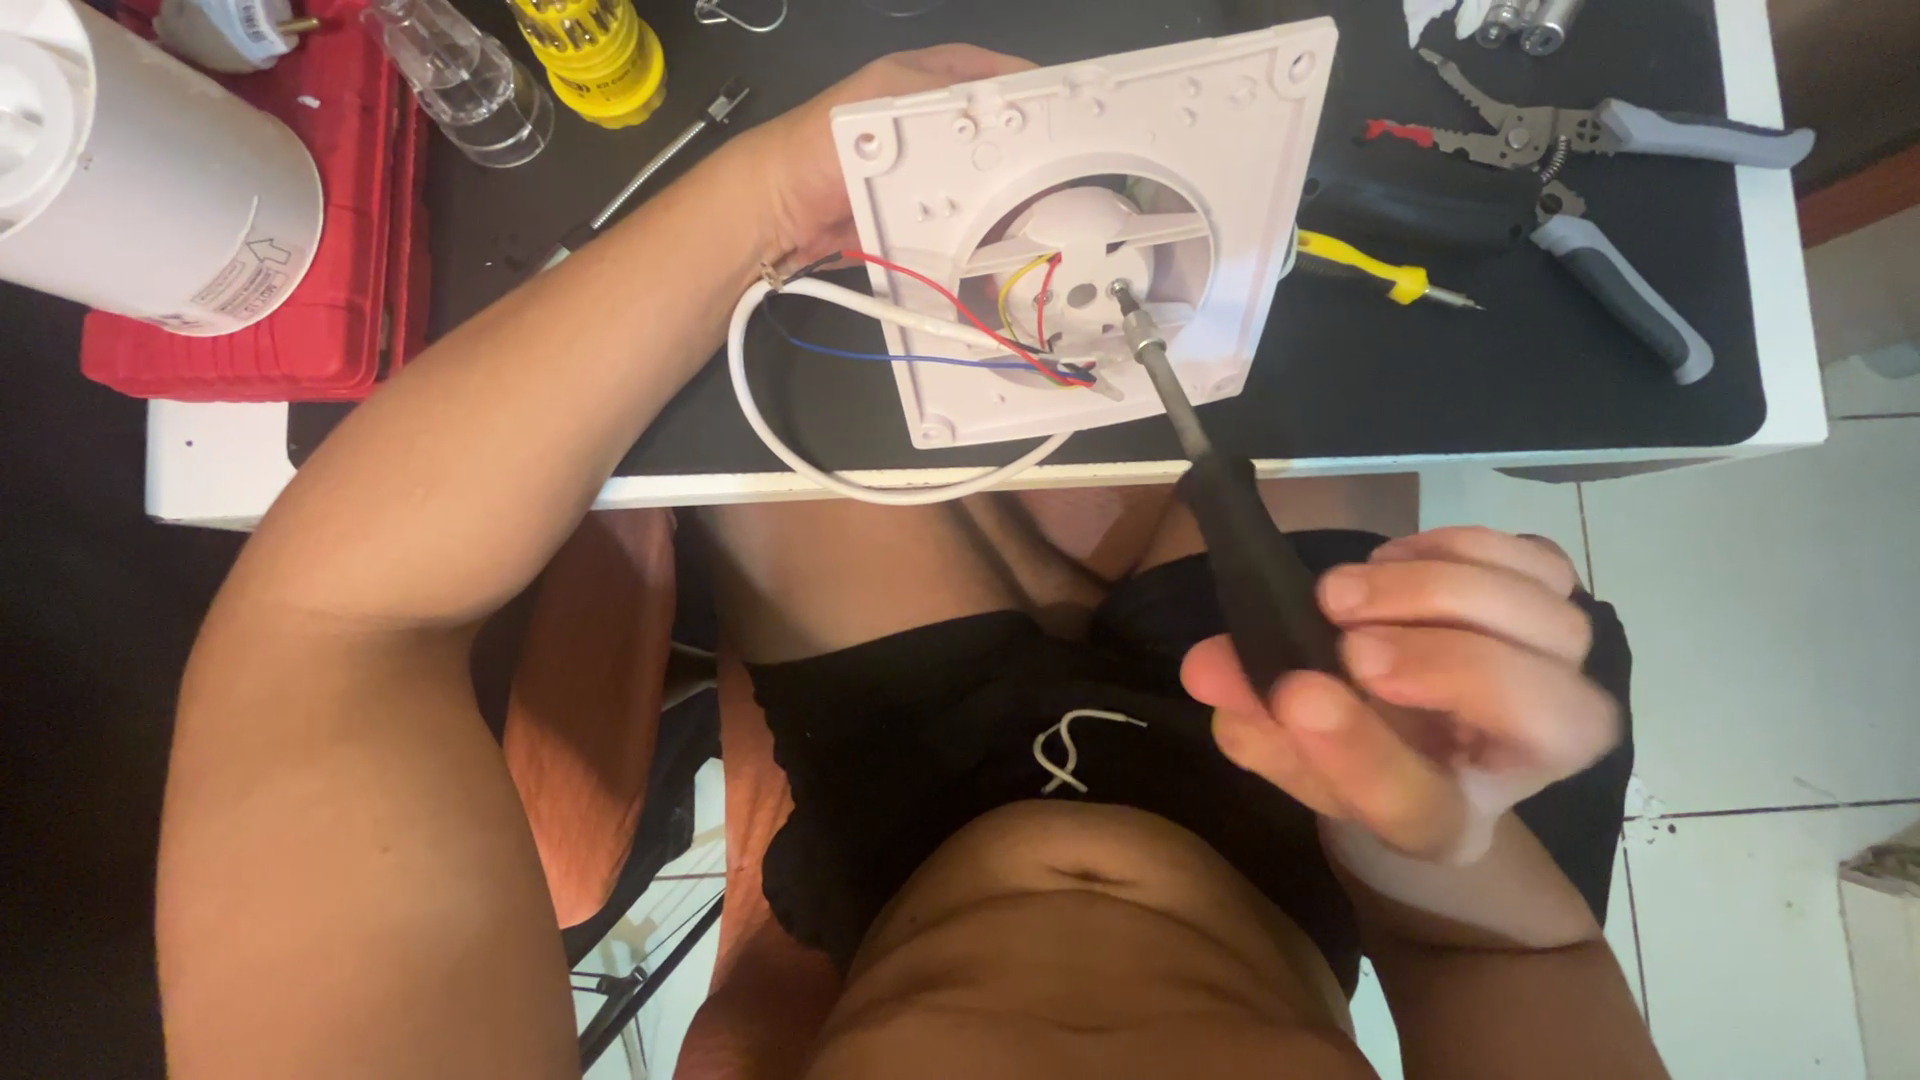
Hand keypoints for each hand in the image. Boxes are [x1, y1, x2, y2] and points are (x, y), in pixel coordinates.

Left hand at [734, 45, 1035, 266]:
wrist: (784, 213)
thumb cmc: (827, 143)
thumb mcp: (885, 99)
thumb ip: (940, 97)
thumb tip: (999, 108)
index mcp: (929, 84)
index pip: (995, 79)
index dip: (1032, 94)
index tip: (1067, 116)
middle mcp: (935, 130)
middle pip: (999, 140)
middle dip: (1028, 158)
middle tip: (1059, 177)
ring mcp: (930, 178)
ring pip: (984, 187)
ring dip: (1008, 204)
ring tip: (1037, 216)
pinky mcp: (921, 220)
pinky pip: (960, 226)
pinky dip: (980, 238)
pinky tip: (998, 246)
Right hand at [1180, 528, 1619, 862]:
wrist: (1409, 722)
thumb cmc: (1342, 743)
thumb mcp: (1282, 745)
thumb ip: (1248, 715)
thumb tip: (1206, 666)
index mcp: (1445, 814)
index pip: (1420, 804)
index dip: (1359, 752)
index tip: (1295, 697)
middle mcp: (1521, 756)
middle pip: (1542, 712)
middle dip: (1436, 661)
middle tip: (1337, 635)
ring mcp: (1553, 673)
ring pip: (1549, 624)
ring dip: (1438, 592)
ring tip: (1340, 591)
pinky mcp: (1547, 605)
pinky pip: (1539, 563)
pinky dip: (1460, 548)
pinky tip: (1391, 558)